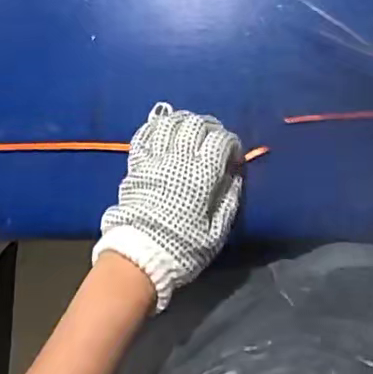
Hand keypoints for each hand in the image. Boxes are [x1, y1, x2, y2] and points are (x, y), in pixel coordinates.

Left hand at [93, 103, 243, 311]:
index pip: (220, 140)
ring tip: (190, 127)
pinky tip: (163, 126)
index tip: (234, 154)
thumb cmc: (182, 246)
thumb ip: (229, 200)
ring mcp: (154, 157)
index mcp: (201, 174)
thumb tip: (236, 176)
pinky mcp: (137, 161)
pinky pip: (145, 133)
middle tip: (214, 137)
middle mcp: (178, 158)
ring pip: (170, 123)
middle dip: (209, 126)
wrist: (139, 252)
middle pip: (195, 124)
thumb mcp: (216, 231)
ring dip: (184, 120)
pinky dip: (156, 125)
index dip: (231, 142)